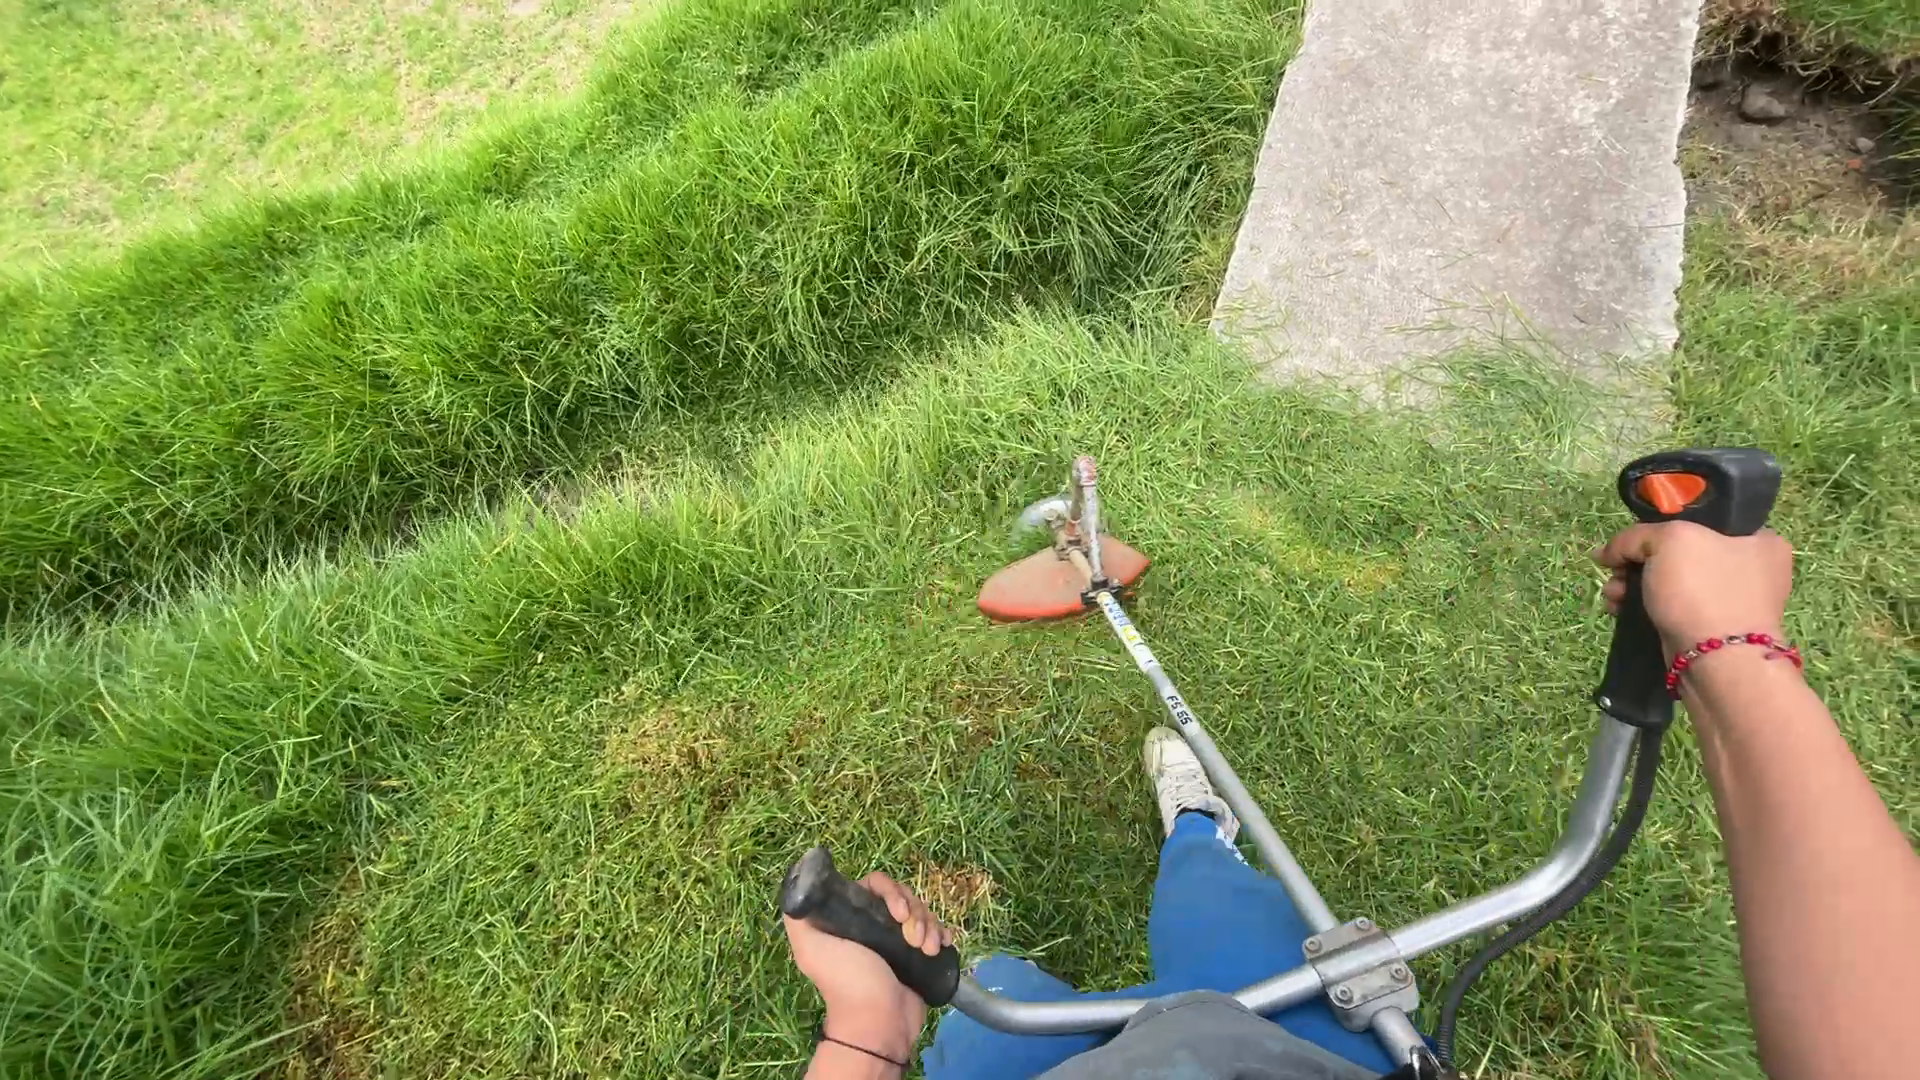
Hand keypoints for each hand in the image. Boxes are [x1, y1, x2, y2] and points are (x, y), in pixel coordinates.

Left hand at [784, 872, 952, 1060]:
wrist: (878, 1024)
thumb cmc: (847, 982)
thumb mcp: (812, 948)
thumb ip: (798, 918)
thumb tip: (802, 884)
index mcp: (855, 918)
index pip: (877, 885)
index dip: (891, 892)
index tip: (897, 913)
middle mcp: (877, 925)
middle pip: (903, 897)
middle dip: (914, 912)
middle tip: (912, 938)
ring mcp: (900, 941)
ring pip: (921, 913)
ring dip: (929, 927)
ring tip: (926, 950)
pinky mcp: (919, 956)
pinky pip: (936, 931)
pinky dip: (941, 935)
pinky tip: (941, 946)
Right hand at [1593, 521, 1793, 656]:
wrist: (1717, 658)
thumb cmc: (1702, 590)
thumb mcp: (1669, 540)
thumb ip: (1634, 536)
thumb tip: (1609, 553)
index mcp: (1757, 539)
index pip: (1694, 521)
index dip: (1655, 531)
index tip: (1630, 547)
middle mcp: (1748, 565)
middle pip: (1672, 552)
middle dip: (1633, 562)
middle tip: (1616, 574)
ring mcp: (1728, 596)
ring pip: (1662, 578)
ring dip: (1628, 584)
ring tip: (1615, 597)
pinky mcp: (1707, 621)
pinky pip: (1665, 602)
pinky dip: (1638, 604)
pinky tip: (1621, 609)